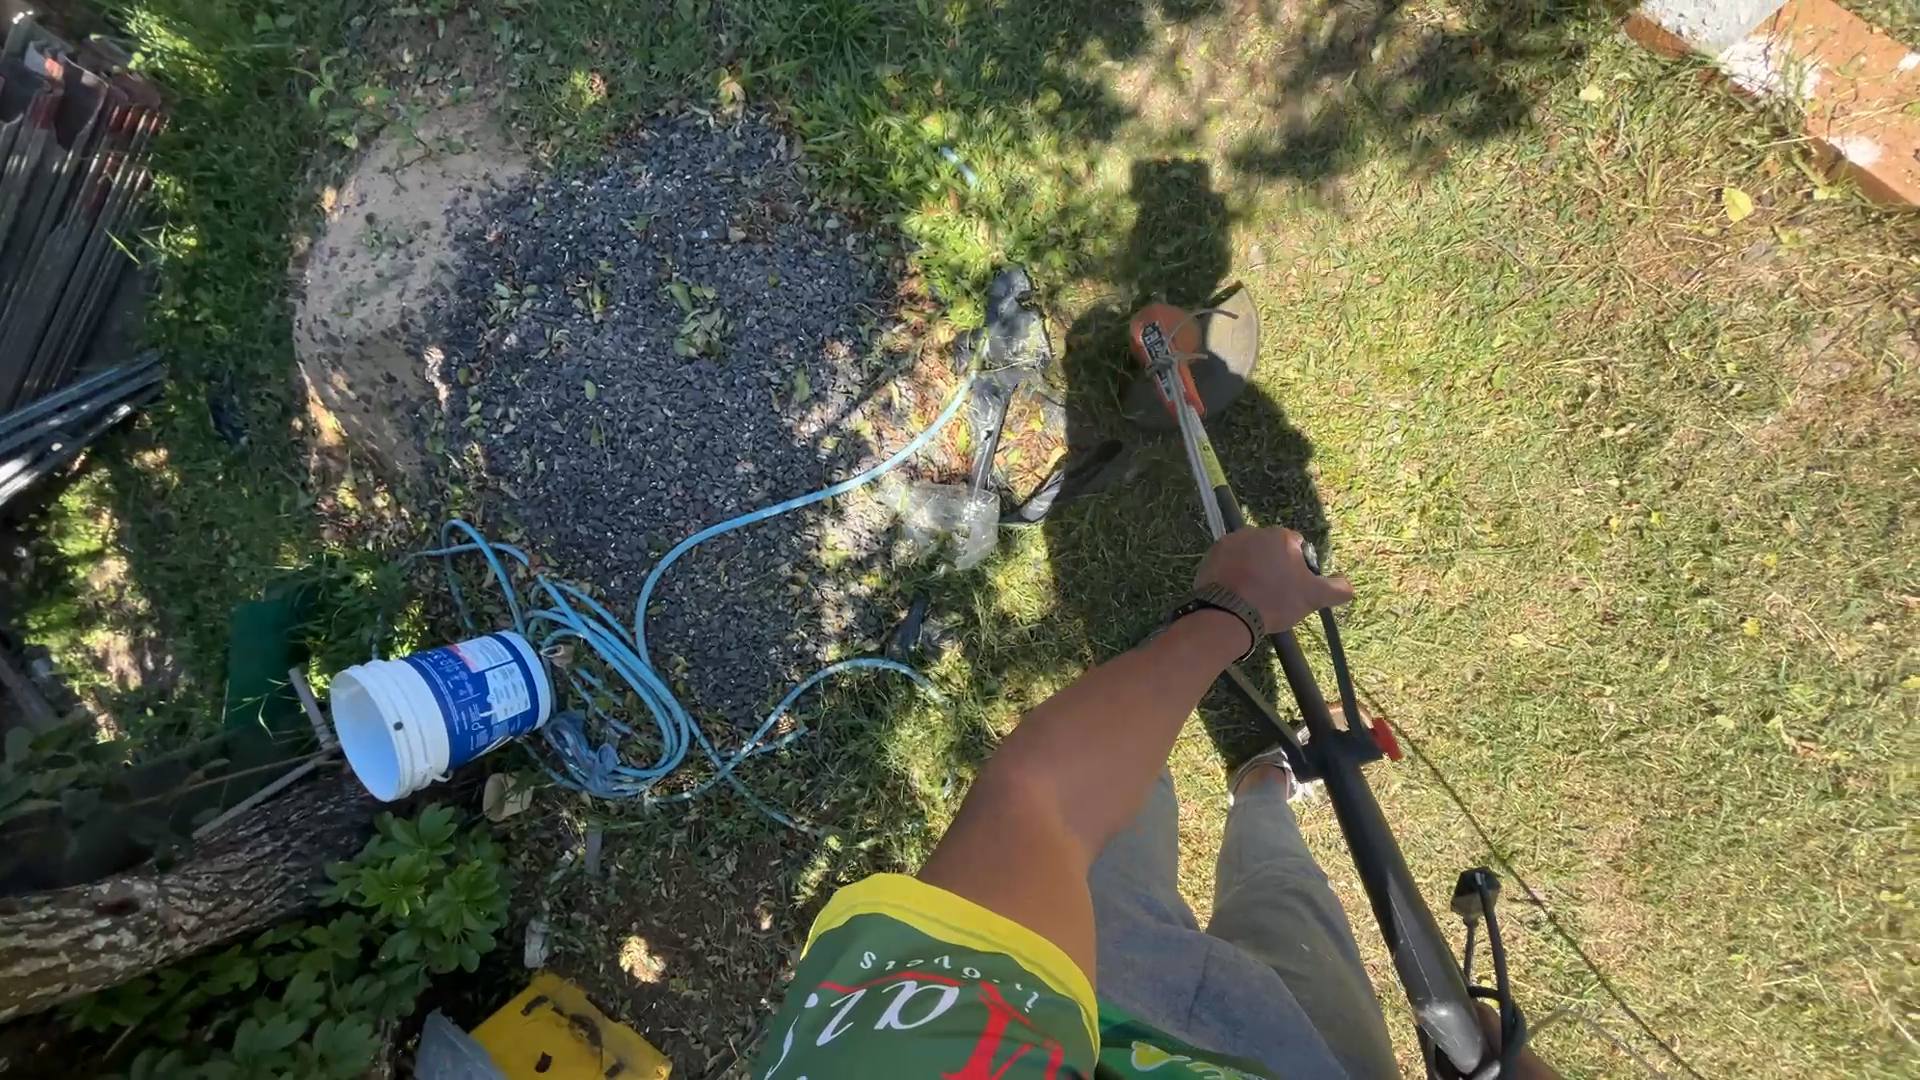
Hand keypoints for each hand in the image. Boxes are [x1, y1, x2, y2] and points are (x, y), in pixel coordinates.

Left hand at [1193, 527, 1352, 634]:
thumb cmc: (1274, 601)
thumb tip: (1348, 587)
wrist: (1228, 613)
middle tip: (1273, 592)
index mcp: (1280, 536)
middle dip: (1274, 566)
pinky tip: (1235, 592)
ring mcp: (1228, 542)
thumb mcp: (1313, 597)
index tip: (1293, 586)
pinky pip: (1227, 562)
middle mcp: (1253, 532)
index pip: (1298, 546)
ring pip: (1248, 554)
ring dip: (1252, 568)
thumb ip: (1336, 589)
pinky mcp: (1209, 556)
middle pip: (1270, 549)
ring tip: (1253, 594)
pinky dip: (1232, 573)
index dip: (1299, 566)